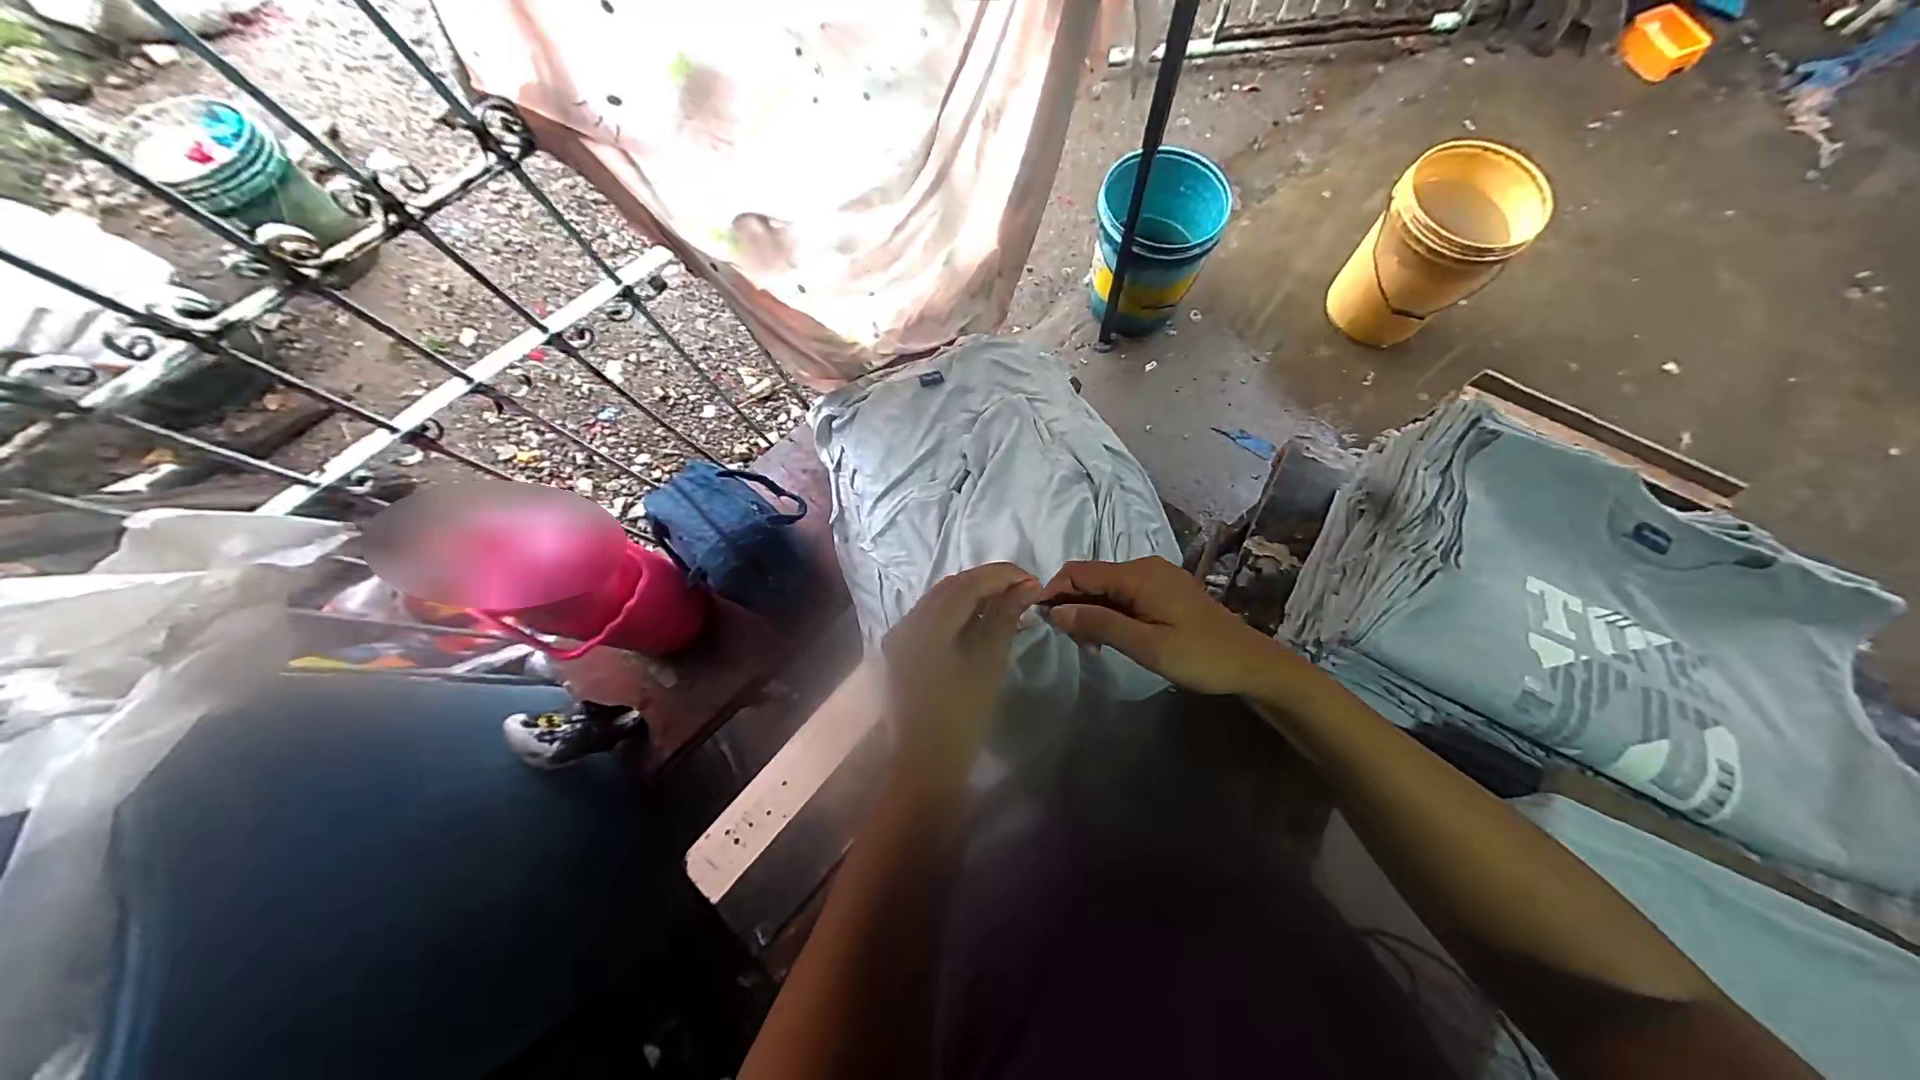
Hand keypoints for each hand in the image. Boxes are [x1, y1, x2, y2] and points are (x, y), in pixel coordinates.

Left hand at [881, 562, 1042, 780]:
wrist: (924, 767)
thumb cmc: (961, 720)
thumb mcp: (988, 665)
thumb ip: (1004, 619)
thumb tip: (1026, 586)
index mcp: (924, 627)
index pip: (965, 584)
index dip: (1001, 576)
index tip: (1033, 579)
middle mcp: (905, 623)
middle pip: (949, 588)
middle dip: (988, 582)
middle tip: (1024, 588)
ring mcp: (899, 636)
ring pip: (939, 600)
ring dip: (973, 595)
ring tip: (1009, 601)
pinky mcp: (901, 650)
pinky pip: (932, 617)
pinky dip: (958, 612)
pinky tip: (981, 619)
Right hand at [1039, 556, 1285, 695]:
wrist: (1251, 663)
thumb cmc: (1199, 656)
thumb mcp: (1145, 645)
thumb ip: (1099, 624)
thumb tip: (1056, 610)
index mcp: (1137, 575)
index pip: (1078, 571)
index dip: (1053, 591)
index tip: (1040, 620)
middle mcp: (1144, 567)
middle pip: (1091, 576)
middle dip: (1072, 604)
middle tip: (1072, 641)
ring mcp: (1156, 576)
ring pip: (1106, 586)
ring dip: (1090, 610)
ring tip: (1092, 644)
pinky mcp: (1164, 589)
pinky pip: (1124, 592)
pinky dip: (1109, 610)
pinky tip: (1112, 635)